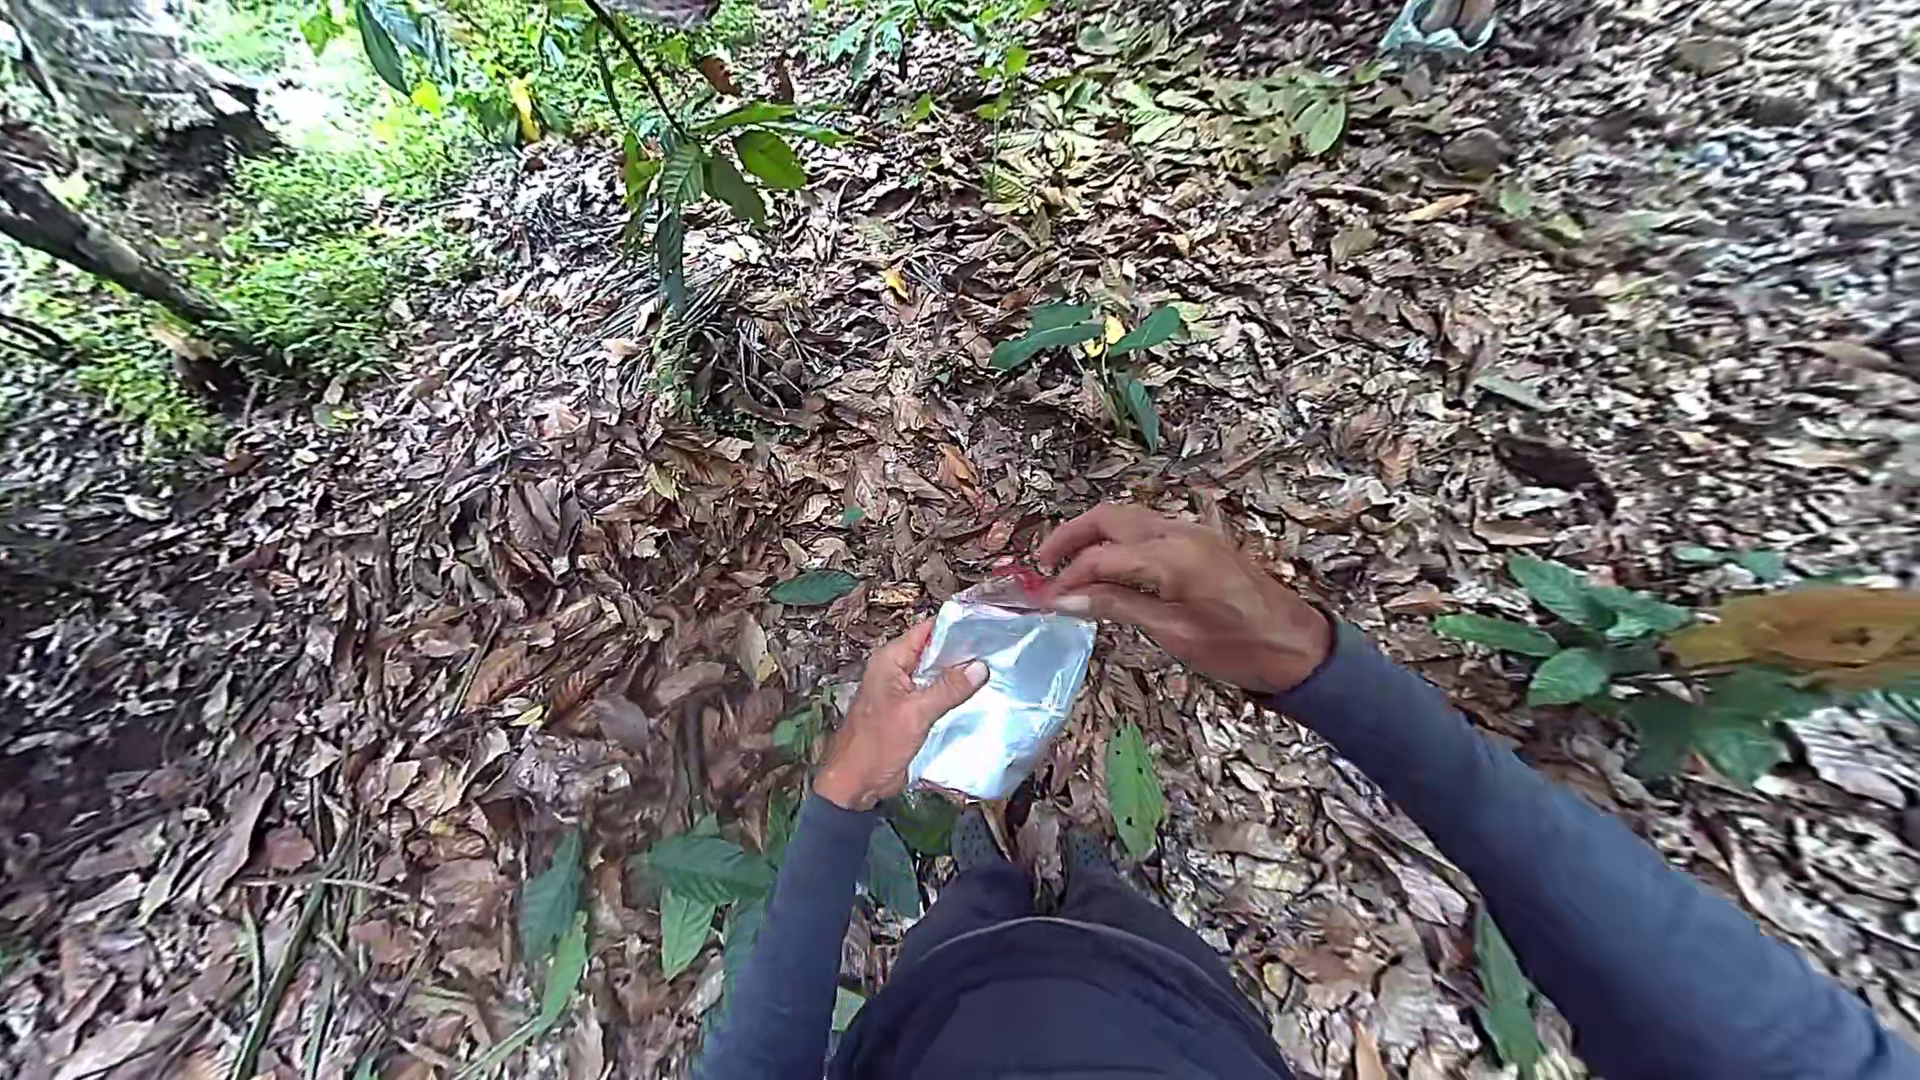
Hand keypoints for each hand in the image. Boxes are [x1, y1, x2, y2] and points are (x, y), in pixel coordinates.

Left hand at [815, 621, 989, 810]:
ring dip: (961, 675)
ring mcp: (904, 690)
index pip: (928, 630)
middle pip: (936, 651)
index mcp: (891, 659)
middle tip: (999, 651)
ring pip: (938, 674)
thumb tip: (981, 666)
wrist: (855, 784)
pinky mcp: (912, 710)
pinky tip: (980, 695)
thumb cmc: (878, 743)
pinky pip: (937, 694)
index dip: (956, 628)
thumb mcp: (916, 713)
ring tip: (997, 670)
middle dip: (964, 652)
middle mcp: (897, 668)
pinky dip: (954, 694)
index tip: (987, 629)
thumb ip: (948, 688)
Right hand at [1036, 504, 1333, 693]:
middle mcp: (1179, 532)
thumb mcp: (1173, 633)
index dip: (1067, 578)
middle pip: (1108, 516)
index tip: (1046, 600)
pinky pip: (1145, 527)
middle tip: (1043, 565)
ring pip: (1126, 516)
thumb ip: (1117, 607)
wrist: (1300, 647)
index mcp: (1173, 558)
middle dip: (1069, 537)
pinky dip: (1116, 539)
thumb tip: (1066, 600)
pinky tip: (1106, 564)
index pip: (1100, 557)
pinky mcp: (1198, 539)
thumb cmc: (1239, 649)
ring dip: (1092, 534)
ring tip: (1068, 564)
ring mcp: (1191, 531)